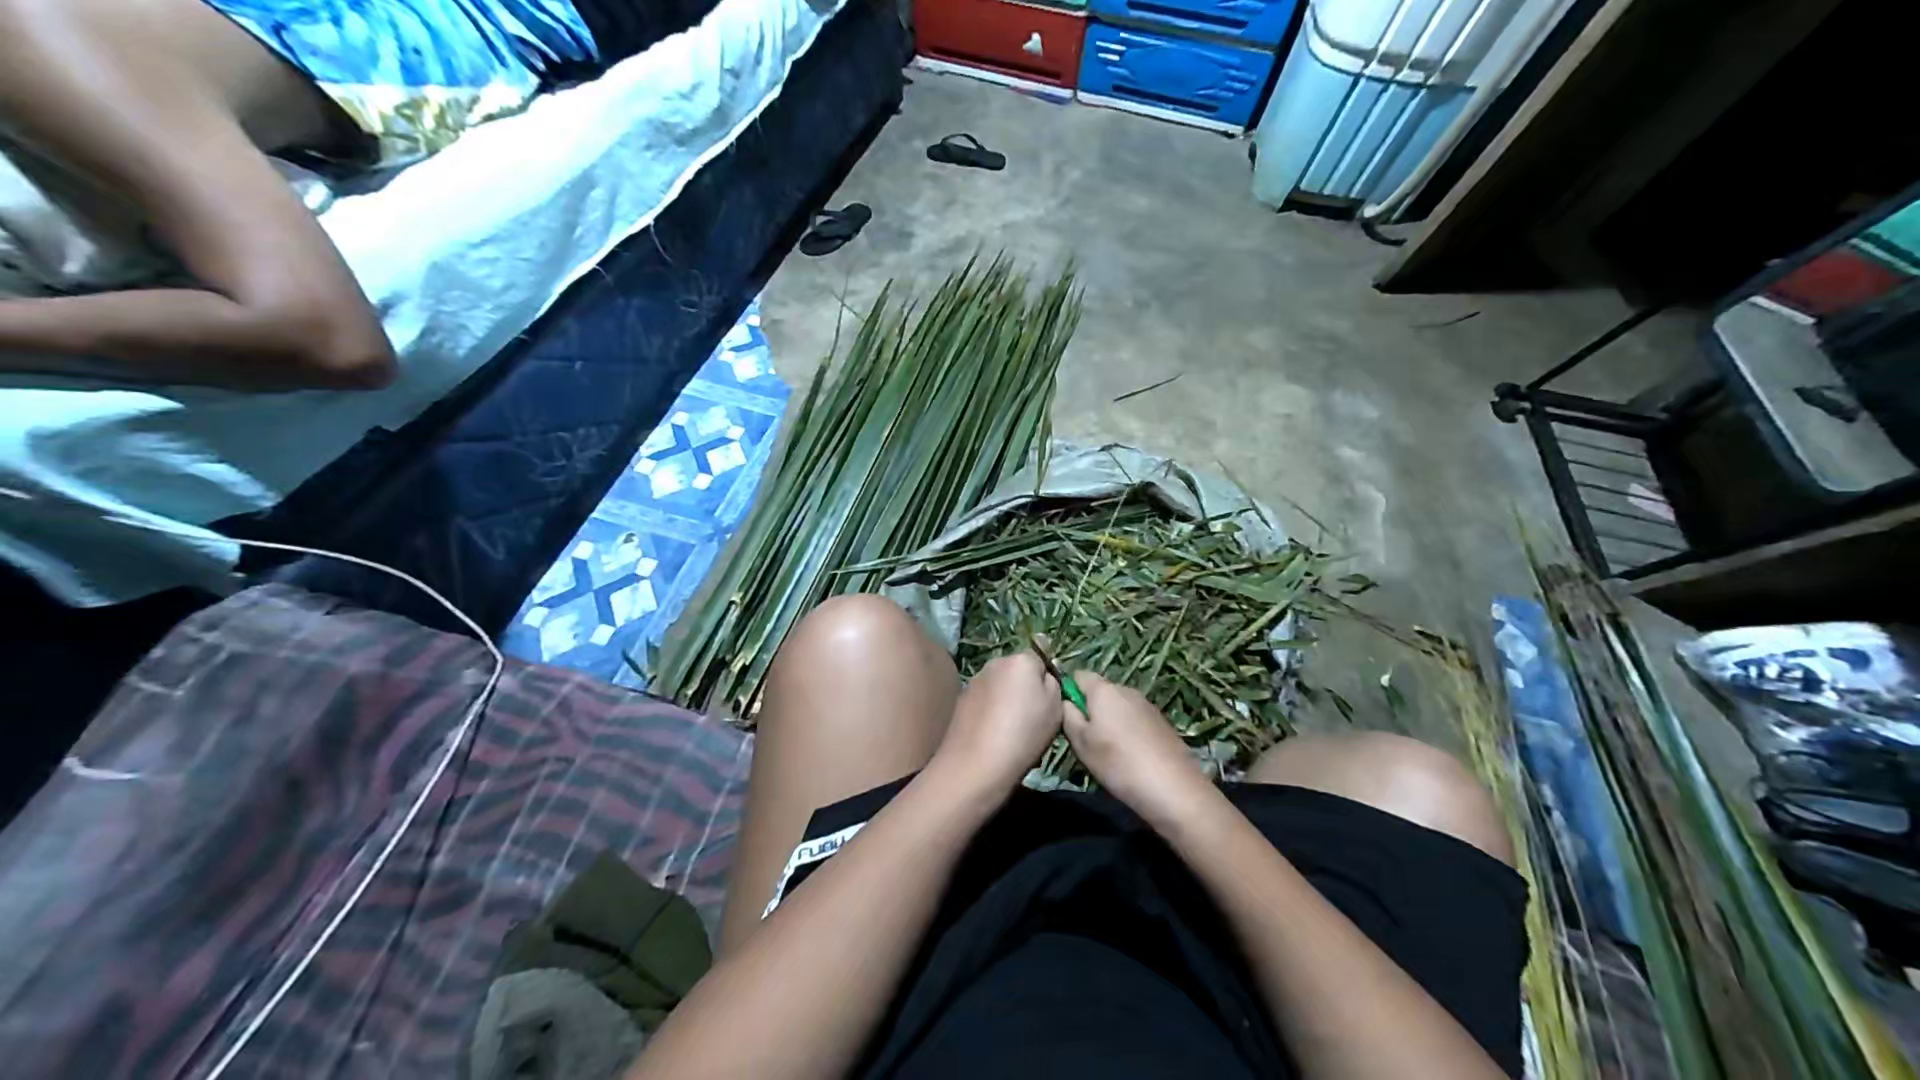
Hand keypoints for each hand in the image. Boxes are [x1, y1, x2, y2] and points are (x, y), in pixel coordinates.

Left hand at [931, 652, 1062, 798]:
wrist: (977, 762)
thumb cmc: (1024, 733)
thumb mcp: (1056, 708)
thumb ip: (1052, 684)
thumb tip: (1041, 680)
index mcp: (1020, 659)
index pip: (1039, 662)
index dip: (1044, 683)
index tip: (1045, 705)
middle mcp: (995, 663)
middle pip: (1016, 672)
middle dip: (1022, 689)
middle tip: (1029, 718)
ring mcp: (974, 680)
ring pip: (998, 687)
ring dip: (1004, 700)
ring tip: (1008, 730)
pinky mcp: (960, 699)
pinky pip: (983, 701)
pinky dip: (989, 712)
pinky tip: (990, 734)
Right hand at [1063, 672, 1212, 826]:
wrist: (1173, 788)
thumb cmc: (1118, 762)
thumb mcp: (1080, 742)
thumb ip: (1068, 715)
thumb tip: (1067, 701)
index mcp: (1104, 689)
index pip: (1078, 675)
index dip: (1069, 692)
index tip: (1068, 718)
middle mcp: (1127, 690)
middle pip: (1100, 691)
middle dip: (1091, 709)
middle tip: (1086, 740)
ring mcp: (1147, 705)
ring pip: (1118, 707)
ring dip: (1110, 722)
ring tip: (1109, 753)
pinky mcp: (1162, 723)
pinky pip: (1135, 720)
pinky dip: (1128, 732)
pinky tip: (1131, 757)